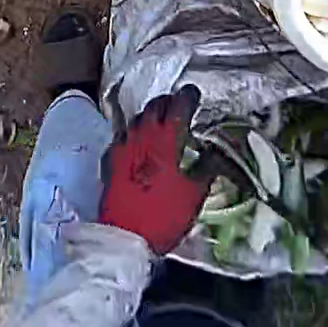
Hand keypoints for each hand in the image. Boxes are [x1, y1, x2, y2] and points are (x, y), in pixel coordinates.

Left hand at [97, 86, 211, 253]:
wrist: (125, 234)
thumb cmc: (164, 214)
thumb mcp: (194, 194)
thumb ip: (207, 168)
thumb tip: (216, 151)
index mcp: (166, 138)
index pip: (178, 106)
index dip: (188, 96)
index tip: (194, 93)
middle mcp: (142, 132)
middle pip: (155, 105)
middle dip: (168, 101)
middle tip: (178, 104)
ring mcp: (123, 141)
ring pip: (138, 117)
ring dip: (151, 115)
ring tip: (161, 121)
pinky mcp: (110, 154)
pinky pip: (124, 134)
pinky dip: (135, 132)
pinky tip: (140, 141)